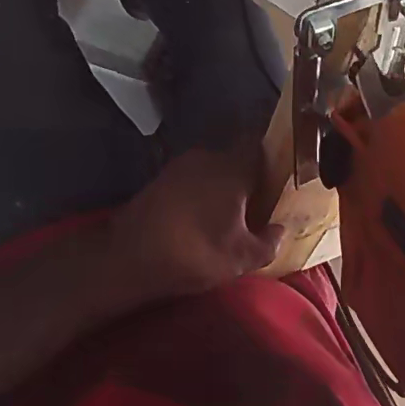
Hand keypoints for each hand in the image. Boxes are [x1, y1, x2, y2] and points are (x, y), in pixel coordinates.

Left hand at [113, 147, 286, 298]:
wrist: (125, 259)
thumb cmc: (194, 252)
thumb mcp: (240, 257)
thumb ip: (268, 243)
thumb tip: (279, 231)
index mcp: (233, 167)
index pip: (260, 146)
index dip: (272, 161)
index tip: (279, 180)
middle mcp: (207, 157)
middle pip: (236, 159)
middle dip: (246, 179)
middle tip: (256, 204)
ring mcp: (179, 167)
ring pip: (212, 170)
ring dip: (221, 188)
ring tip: (228, 215)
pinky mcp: (159, 180)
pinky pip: (191, 181)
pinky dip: (199, 194)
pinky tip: (200, 219)